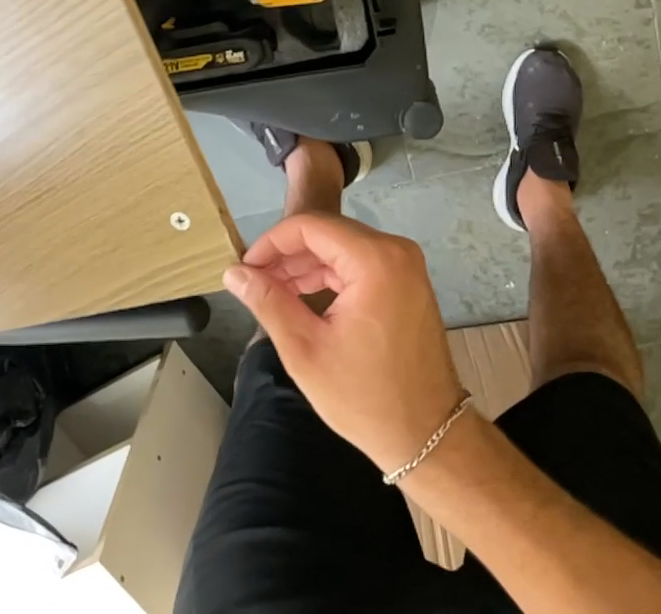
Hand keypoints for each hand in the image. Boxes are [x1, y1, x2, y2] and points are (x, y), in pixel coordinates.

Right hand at [225, 212, 464, 470]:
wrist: (427, 435)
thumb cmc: (364, 397)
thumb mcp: (305, 349)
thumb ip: (267, 301)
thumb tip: (234, 273)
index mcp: (375, 261)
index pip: (311, 226)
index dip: (271, 242)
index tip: (244, 268)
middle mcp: (396, 252)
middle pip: (328, 233)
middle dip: (287, 254)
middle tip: (253, 282)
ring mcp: (406, 267)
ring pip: (342, 248)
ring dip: (306, 266)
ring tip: (272, 293)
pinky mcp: (408, 283)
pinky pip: (360, 265)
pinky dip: (330, 276)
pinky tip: (303, 298)